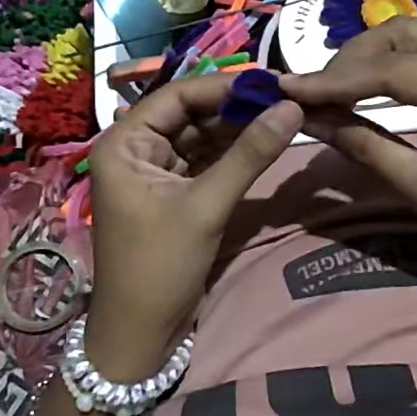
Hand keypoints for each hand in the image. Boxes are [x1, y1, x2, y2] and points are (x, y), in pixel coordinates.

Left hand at [86, 73, 302, 378]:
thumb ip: (249, 155)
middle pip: (191, 115)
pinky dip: (233, 155)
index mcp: (124, 143)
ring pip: (201, 138)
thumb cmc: (160, 266)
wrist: (141, 334)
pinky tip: (265, 143)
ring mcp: (155, 172)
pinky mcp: (173, 193)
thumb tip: (291, 109)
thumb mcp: (206, 206)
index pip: (178, 96)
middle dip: (236, 109)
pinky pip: (205, 162)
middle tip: (286, 100)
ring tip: (284, 116)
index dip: (225, 86)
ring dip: (238, 130)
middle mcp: (136, 149)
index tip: (272, 81)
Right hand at [281, 18, 416, 285]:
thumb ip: (364, 145)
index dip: (336, 79)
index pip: (396, 71)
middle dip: (354, 58)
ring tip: (335, 89)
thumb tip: (306, 116)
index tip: (287, 87)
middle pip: (408, 34)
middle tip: (315, 92)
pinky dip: (398, 65)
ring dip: (373, 57)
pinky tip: (371, 86)